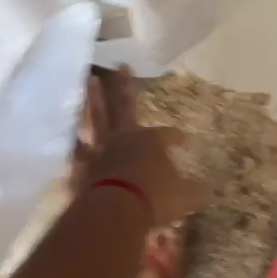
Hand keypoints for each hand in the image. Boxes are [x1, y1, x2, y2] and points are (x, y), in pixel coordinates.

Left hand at [83, 68, 208, 224]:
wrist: (113, 212)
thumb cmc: (153, 199)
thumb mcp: (183, 197)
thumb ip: (193, 191)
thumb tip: (207, 190)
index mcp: (150, 141)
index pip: (166, 134)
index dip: (174, 136)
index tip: (184, 139)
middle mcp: (123, 139)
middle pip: (125, 106)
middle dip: (125, 86)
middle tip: (121, 65)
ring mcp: (99, 150)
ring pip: (95, 118)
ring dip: (93, 99)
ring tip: (89, 80)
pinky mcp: (79, 167)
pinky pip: (76, 150)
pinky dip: (73, 142)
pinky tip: (70, 134)